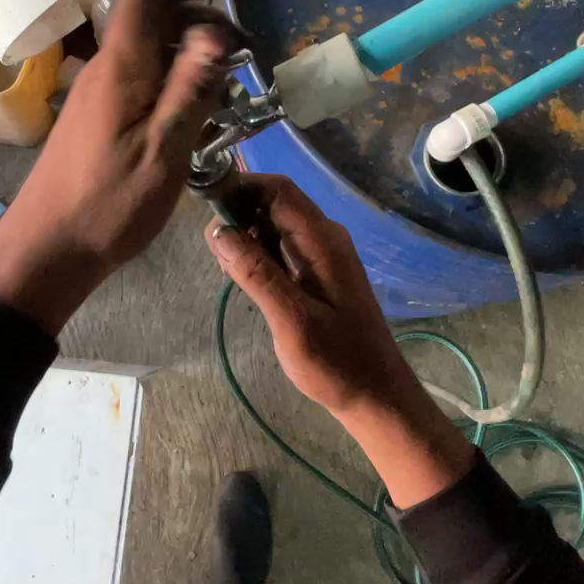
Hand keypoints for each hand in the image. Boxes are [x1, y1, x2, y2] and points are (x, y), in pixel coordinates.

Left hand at [0, 0, 242, 332]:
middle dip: (199, 23)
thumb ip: (190, 88)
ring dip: (187, 55)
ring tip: (226, 89)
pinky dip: (170, 81)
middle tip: (242, 52)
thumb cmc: (110, 204)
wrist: (48, 248)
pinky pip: (138, 78)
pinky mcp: (94, 116)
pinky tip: (193, 114)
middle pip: (151, 21)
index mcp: (121, 68)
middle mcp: (104, 69)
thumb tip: (217, 32)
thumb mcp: (164, 150)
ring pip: (146, 51)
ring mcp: (95, 92)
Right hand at [205, 174, 421, 414]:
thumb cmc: (336, 362)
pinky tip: (246, 281)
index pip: (278, 190)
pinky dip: (258, 254)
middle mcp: (324, 237)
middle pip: (274, 203)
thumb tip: (218, 231)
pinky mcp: (318, 272)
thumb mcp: (291, 320)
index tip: (207, 207)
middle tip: (216, 253)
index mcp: (322, 240)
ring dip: (246, 237)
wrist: (376, 396)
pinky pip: (282, 247)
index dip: (241, 187)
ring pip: (275, 225)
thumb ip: (256, 274)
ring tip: (228, 270)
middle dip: (239, 215)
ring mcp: (323, 254)